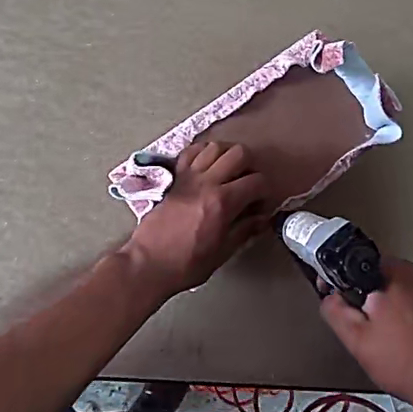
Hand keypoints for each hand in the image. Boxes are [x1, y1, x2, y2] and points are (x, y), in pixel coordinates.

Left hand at [124, 142, 270, 297]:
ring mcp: (188, 178)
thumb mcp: (223, 252)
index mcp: (223, 202)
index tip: (260, 204)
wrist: (148, 264)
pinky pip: (191, 153)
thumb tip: (262, 219)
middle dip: (250, 166)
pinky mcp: (174, 179)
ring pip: (215, 147)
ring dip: (227, 155)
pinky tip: (207, 165)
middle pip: (238, 153)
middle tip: (248, 183)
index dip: (264, 191)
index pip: (256, 181)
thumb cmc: (186, 264)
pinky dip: (202, 153)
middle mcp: (207, 183)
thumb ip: (245, 230)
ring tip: (229, 172)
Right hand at [318, 257, 412, 411]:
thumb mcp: (355, 338)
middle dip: (359, 300)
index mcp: (395, 272)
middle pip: (369, 278)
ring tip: (381, 337)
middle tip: (361, 326)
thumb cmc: (407, 363)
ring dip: (376, 310)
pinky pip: (401, 302)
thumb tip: (328, 296)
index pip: (352, 264)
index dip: (338, 283)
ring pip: (385, 291)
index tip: (334, 300)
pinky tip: (394, 340)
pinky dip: (392, 317)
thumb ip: (334, 310)